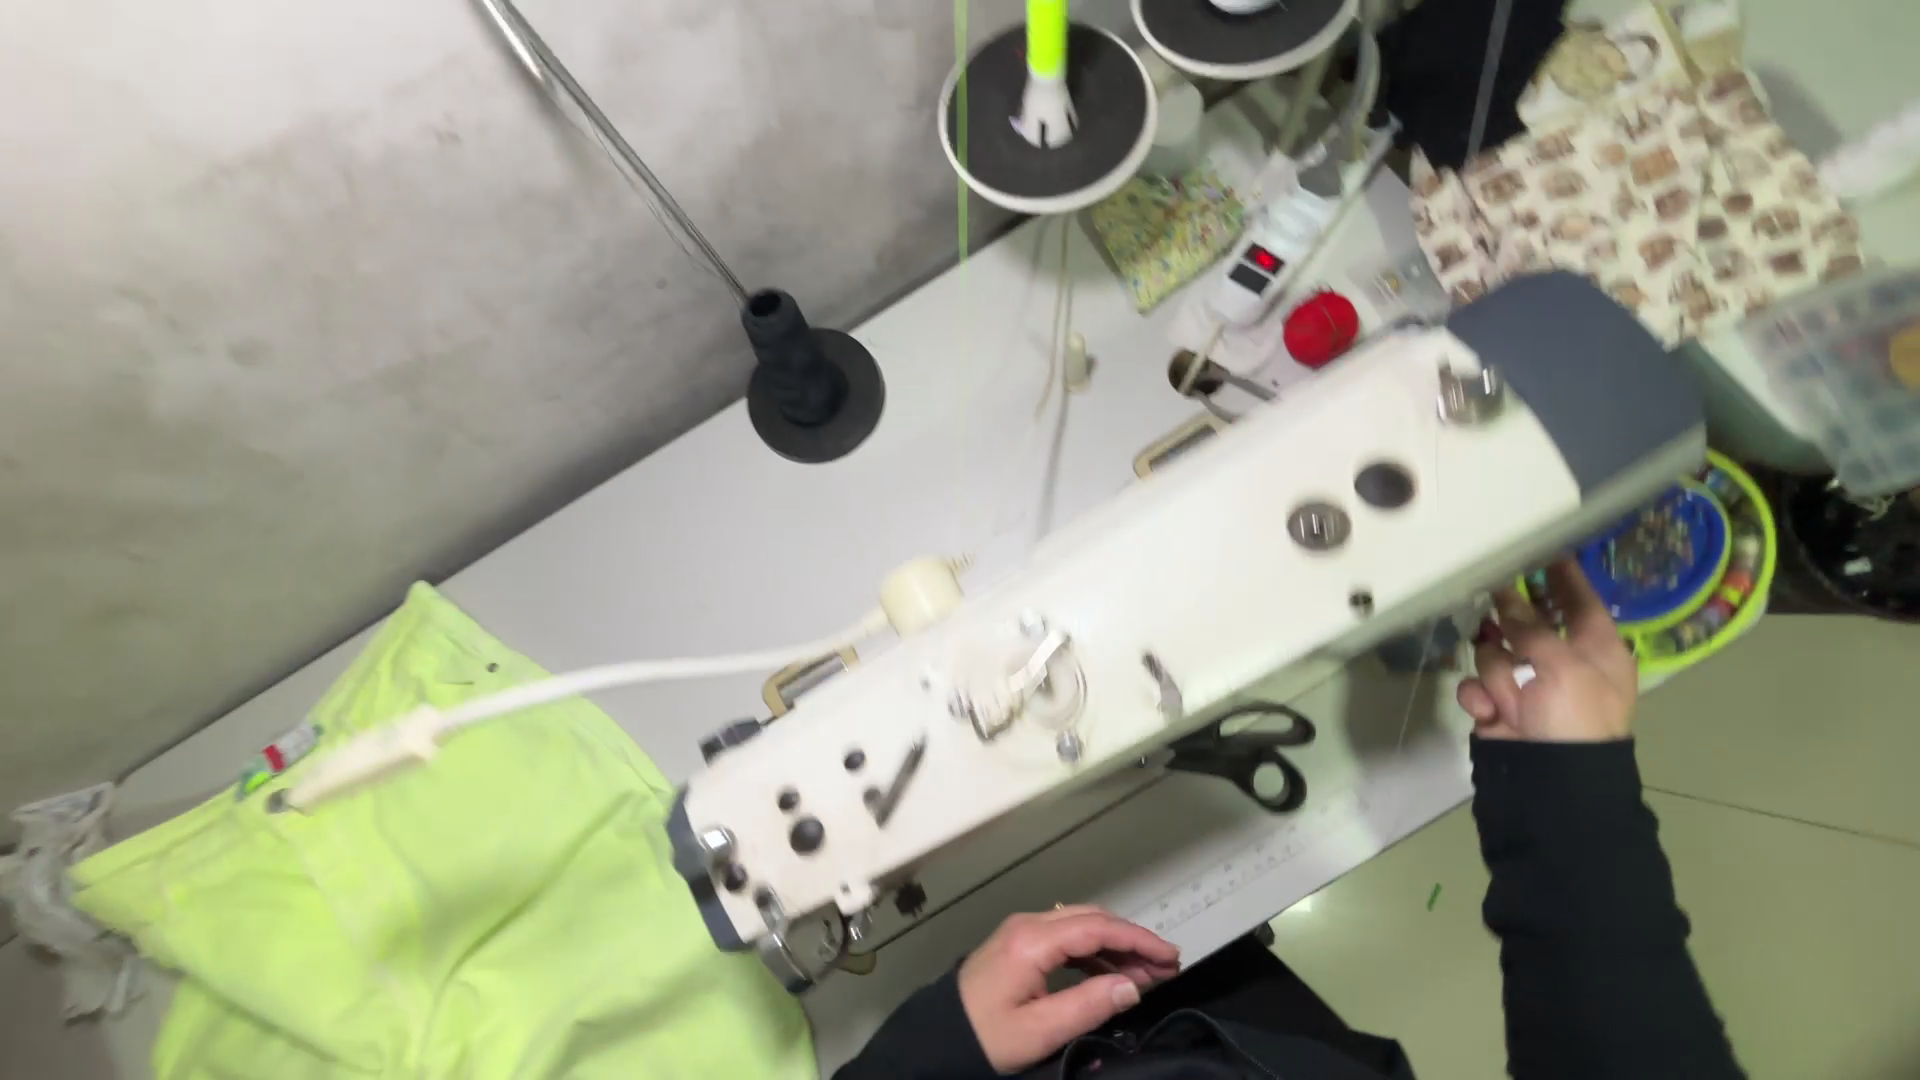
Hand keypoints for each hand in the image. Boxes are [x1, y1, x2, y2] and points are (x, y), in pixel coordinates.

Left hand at [957, 906, 1180, 1072]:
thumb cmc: (987, 1037)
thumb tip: (1132, 985)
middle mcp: (1028, 924)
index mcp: (1032, 940)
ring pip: (1079, 924)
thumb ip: (1088, 1005)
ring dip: (1114, 944)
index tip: (1170, 957)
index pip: (1096, 928)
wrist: (939, 1037)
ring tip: (1145, 973)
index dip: (1137, 939)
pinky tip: (1109, 975)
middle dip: (1131, 938)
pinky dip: (1093, 950)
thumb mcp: (1039, 1031)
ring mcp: (1022, 930)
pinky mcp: (1018, 942)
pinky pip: (1065, 936)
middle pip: (1091, 919)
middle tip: (1166, 965)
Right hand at [1457, 557, 1636, 741]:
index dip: (1564, 577)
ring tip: (1511, 699)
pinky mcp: (1497, 702)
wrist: (1551, 777)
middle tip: (1491, 603)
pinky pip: (1476, 683)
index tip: (1545, 550)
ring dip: (1497, 674)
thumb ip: (1530, 626)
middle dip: (1509, 627)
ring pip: (1492, 652)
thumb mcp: (1561, 665)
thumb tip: (1505, 591)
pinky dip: (1482, 697)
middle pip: (1524, 623)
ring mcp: (1526, 683)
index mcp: (1595, 650)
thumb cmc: (1576, 717)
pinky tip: (1494, 712)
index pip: (1580, 602)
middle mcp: (1560, 661)